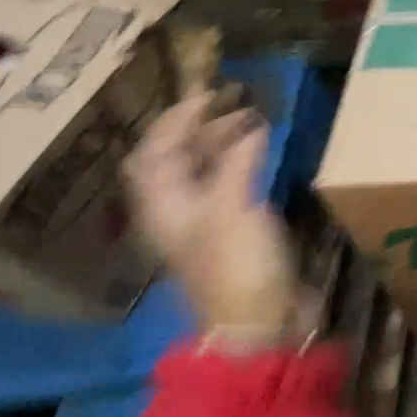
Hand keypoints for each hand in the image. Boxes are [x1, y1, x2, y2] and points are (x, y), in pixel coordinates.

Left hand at [123, 93, 297, 333]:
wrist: (257, 322)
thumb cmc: (236, 266)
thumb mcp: (233, 209)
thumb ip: (238, 164)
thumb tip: (250, 129)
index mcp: (164, 206)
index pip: (154, 153)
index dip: (175, 121)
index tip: (208, 94)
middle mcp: (178, 212)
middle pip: (177, 160)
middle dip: (202, 128)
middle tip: (237, 103)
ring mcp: (206, 224)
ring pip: (203, 172)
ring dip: (222, 144)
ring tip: (253, 122)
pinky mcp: (233, 234)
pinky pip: (229, 186)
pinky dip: (241, 164)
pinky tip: (262, 156)